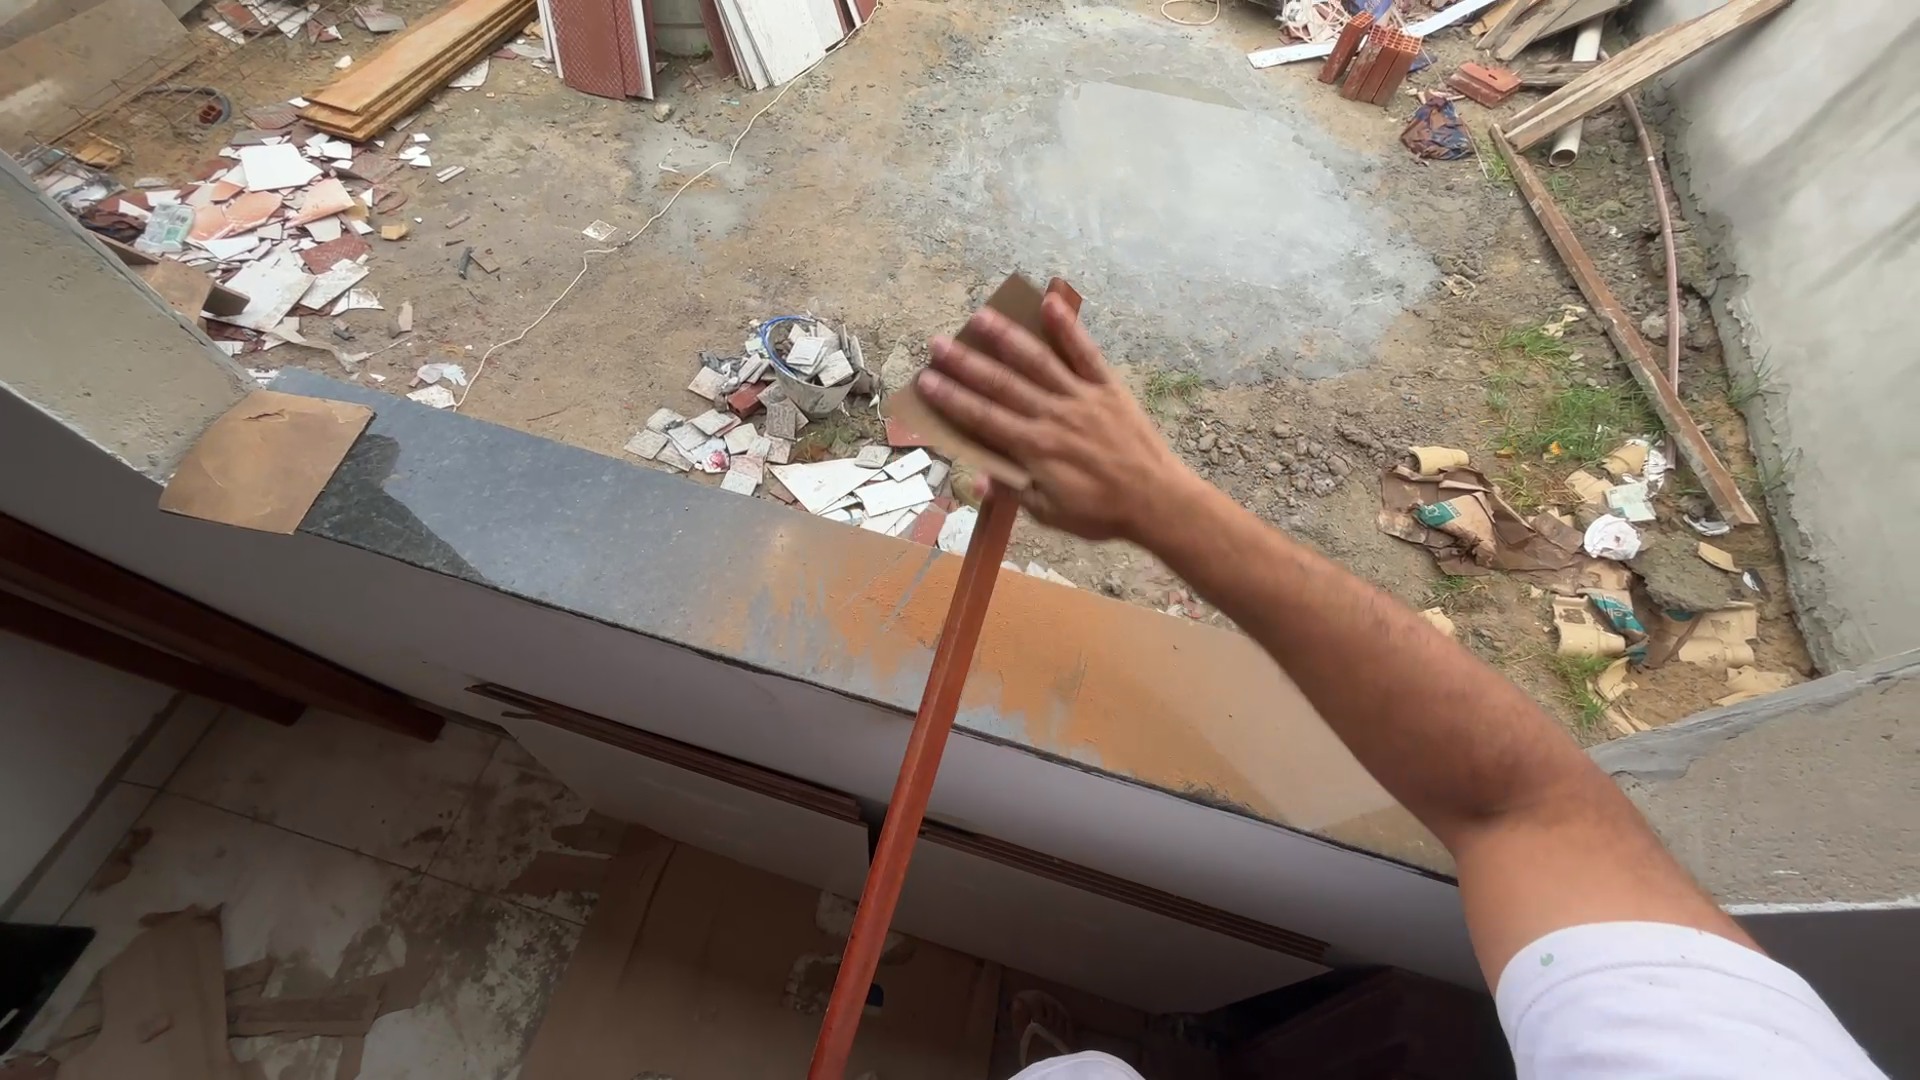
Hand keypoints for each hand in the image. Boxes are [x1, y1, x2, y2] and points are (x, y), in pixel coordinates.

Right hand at [917, 294, 1196, 542]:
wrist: (1156, 501)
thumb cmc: (1100, 512)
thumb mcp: (1049, 514)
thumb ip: (1013, 491)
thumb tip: (977, 478)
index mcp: (1034, 448)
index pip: (982, 418)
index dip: (951, 398)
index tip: (926, 380)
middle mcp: (1052, 415)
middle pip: (1001, 384)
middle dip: (966, 363)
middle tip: (938, 343)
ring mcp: (1080, 397)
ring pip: (1037, 361)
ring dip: (1006, 338)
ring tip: (980, 316)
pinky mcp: (1107, 388)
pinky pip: (1084, 353)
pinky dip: (1067, 327)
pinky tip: (1048, 302)